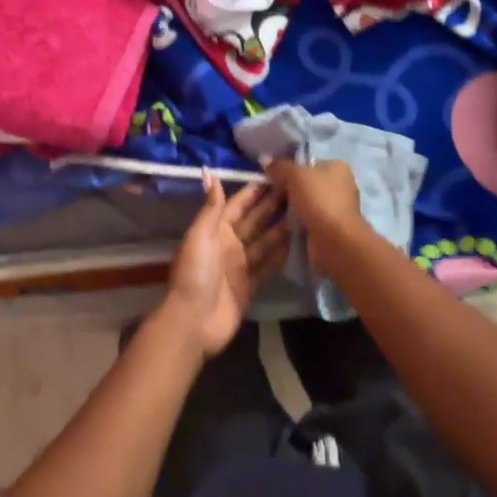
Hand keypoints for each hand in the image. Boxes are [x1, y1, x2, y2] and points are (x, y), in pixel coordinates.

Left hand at [159, 173, 287, 355]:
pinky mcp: (249, 286)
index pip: (238, 206)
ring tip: (304, 213)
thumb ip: (211, 208)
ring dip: (281, 229)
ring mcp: (240, 266)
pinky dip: (280, 256)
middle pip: (254, 222)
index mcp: (215, 231)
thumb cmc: (195, 274)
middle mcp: (229, 245)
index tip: (276, 176)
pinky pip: (268, 266)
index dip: (254, 191)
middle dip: (272, 206)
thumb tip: (210, 173)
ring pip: (264, 243)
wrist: (193, 323)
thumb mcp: (200, 237)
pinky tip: (298, 244)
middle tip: (298, 191)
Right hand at [262, 158, 363, 267]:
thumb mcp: (296, 175)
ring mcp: (336, 209)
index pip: (308, 164)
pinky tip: (281, 226)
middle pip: (306, 184)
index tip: (270, 177)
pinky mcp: (330, 229)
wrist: (334, 241)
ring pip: (305, 204)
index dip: (289, 168)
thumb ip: (280, 166)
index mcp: (338, 168)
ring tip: (270, 212)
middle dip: (287, 190)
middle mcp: (341, 186)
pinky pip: (307, 221)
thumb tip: (265, 159)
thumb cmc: (319, 200)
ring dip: (290, 209)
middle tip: (267, 196)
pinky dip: (296, 224)